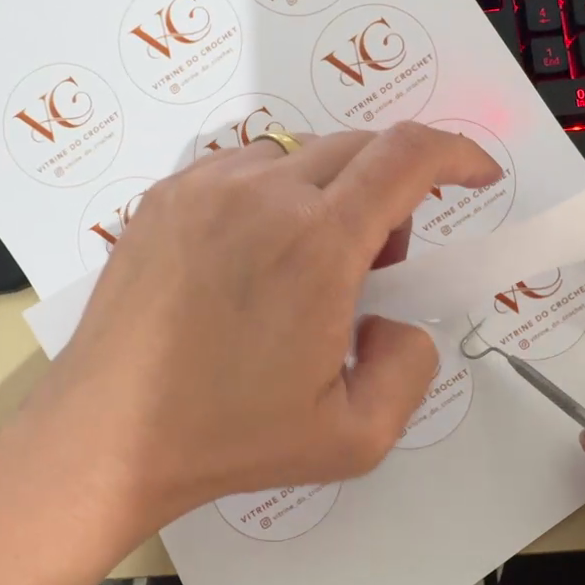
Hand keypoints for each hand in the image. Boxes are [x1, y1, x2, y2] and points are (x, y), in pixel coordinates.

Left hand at [35, 123, 500, 534]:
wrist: (107, 435)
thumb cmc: (229, 437)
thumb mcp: (356, 436)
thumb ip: (412, 365)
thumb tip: (396, 318)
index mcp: (318, 243)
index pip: (409, 156)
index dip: (458, 154)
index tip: (477, 176)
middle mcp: (263, 193)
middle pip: (361, 147)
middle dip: (395, 191)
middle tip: (378, 264)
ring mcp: (206, 186)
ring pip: (303, 152)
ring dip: (334, 191)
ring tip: (309, 266)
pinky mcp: (166, 195)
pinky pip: (246, 166)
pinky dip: (277, 194)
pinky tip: (255, 257)